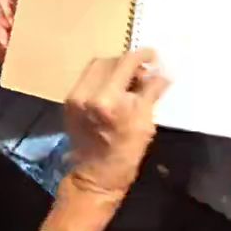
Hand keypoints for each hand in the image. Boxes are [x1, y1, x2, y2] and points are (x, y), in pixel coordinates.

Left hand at [62, 50, 169, 205]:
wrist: (96, 175)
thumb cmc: (126, 152)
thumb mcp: (145, 121)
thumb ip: (151, 92)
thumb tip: (162, 74)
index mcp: (106, 99)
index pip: (124, 64)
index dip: (141, 56)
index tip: (153, 55)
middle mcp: (85, 93)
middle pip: (107, 61)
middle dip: (126, 62)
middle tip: (142, 71)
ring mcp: (74, 96)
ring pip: (95, 68)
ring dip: (113, 68)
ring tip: (129, 80)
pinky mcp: (68, 101)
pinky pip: (86, 79)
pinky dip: (102, 78)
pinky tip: (114, 88)